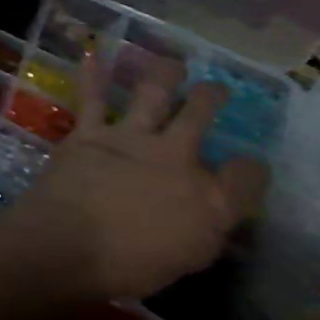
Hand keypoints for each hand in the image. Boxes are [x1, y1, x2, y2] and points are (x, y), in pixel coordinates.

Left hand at [4, 55, 268, 300]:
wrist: (68, 243)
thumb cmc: (129, 265)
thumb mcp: (187, 258)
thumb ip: (202, 228)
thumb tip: (206, 216)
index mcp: (214, 201)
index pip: (250, 174)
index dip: (251, 166)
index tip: (249, 163)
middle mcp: (180, 161)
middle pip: (202, 119)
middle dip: (210, 99)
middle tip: (215, 88)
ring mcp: (132, 140)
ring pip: (154, 96)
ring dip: (163, 75)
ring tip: (171, 61)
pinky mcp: (89, 133)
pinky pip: (91, 97)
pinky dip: (91, 75)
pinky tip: (91, 53)